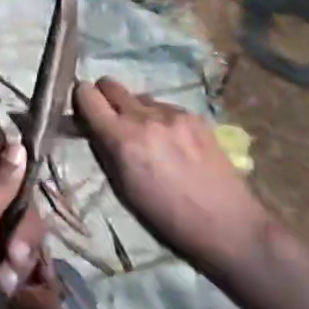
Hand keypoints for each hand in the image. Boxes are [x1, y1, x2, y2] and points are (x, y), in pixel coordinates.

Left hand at [0, 142, 42, 308]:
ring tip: (6, 277)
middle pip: (19, 202)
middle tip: (14, 250)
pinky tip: (8, 290)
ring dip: (21, 257)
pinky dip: (18, 274)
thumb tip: (17, 143)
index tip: (35, 158)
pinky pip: (23, 261)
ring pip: (25, 233)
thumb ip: (0, 184)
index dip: (11, 156)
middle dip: (25, 228)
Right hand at [74, 78, 269, 267]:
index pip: (87, 94)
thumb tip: (92, 126)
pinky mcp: (195, 116)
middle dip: (105, 97)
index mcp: (122, 139)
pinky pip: (165, 107)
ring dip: (136, 110)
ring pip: (140, 97)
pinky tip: (174, 143)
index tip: (84, 112)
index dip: (81, 100)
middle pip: (110, 84)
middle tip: (111, 119)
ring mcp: (173, 113)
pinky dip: (161, 119)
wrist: (227, 224)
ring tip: (149, 138)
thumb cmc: (166, 216)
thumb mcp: (122, 187)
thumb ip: (105, 149)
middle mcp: (145, 118)